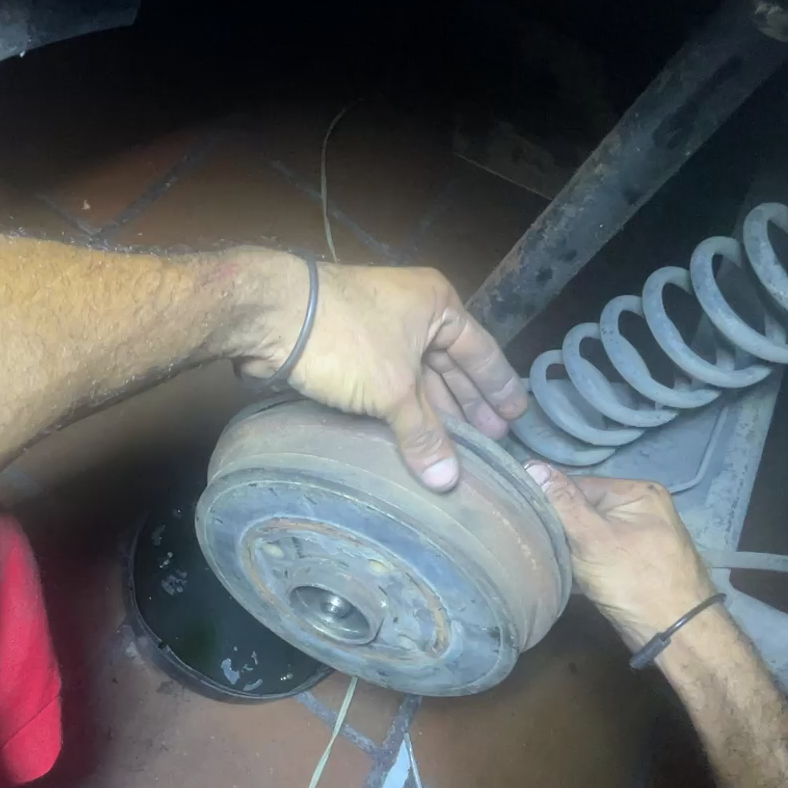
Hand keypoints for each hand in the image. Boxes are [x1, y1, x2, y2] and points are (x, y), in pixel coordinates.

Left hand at [239, 258, 524, 490]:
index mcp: (437, 306)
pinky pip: (384, 389)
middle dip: (466, 407)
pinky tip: (407, 439)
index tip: (516, 417)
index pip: (481, 351)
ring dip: (431, 415)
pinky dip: (397, 415)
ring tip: (453, 449)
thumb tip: (448, 481)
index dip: (499, 387)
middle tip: (489, 443)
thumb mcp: (394, 389)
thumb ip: (424, 434)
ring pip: (414, 381)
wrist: (271, 318)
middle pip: (449, 368)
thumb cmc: (346, 339)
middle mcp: (411, 315)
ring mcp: (377, 334)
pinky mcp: (347, 354)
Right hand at [524, 462, 718, 646]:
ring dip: (567, 548)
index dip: (550, 505)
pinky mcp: (633, 559)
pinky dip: (580, 561)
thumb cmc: (633, 579)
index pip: (576, 486)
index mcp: (637, 492)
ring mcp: (639, 534)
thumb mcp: (591, 537)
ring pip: (585, 533)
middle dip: (559, 529)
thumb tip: (530, 464)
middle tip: (540, 546)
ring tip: (554, 560)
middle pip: (581, 510)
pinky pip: (596, 551)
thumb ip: (561, 502)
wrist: (673, 631)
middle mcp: (641, 507)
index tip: (527, 524)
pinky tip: (569, 572)